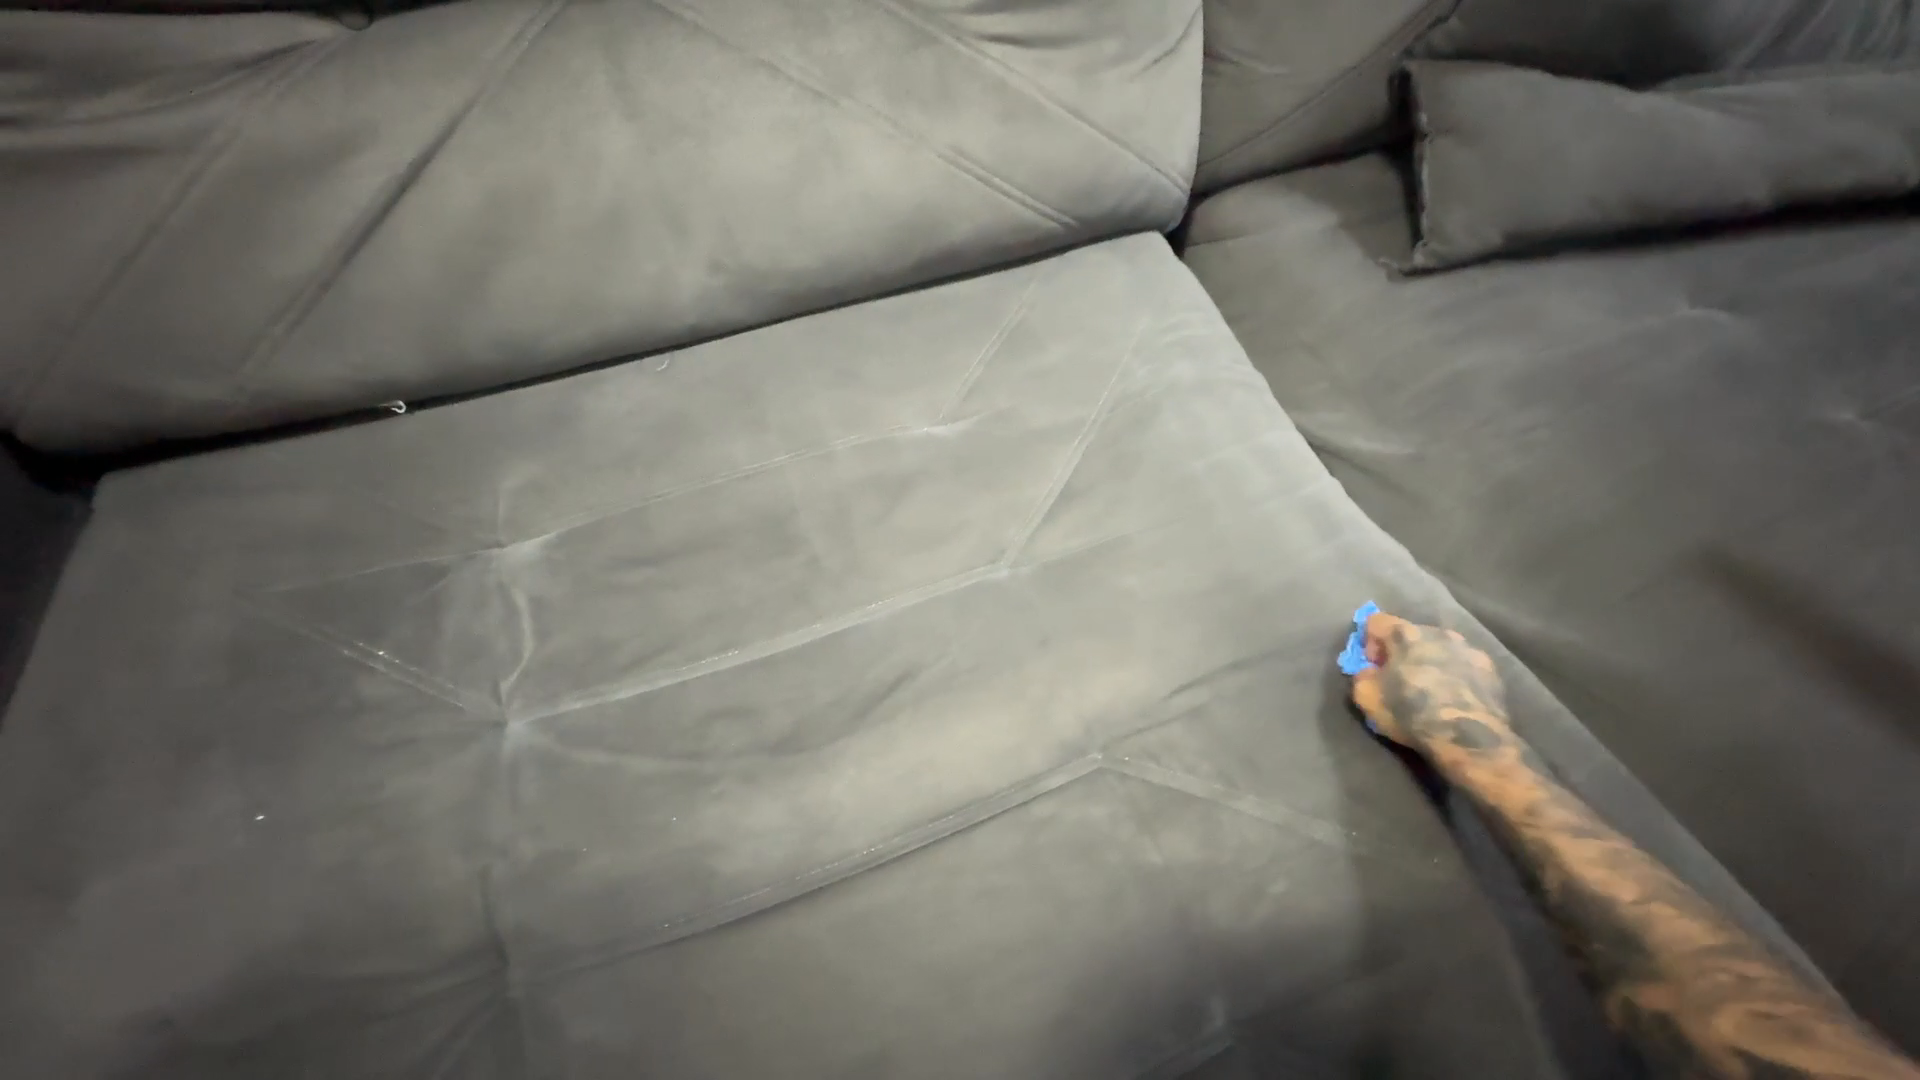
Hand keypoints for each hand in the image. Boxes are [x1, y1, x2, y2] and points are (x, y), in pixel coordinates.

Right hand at [1349, 612, 1511, 758]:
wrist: (1467, 738)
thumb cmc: (1409, 713)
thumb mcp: (1365, 697)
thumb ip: (1362, 675)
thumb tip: (1371, 671)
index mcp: (1404, 634)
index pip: (1376, 621)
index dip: (1369, 641)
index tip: (1372, 665)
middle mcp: (1438, 633)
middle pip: (1411, 632)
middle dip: (1402, 651)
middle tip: (1399, 677)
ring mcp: (1468, 649)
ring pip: (1441, 647)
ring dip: (1431, 660)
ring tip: (1431, 687)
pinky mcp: (1491, 670)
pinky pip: (1464, 664)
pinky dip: (1456, 674)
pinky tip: (1454, 696)